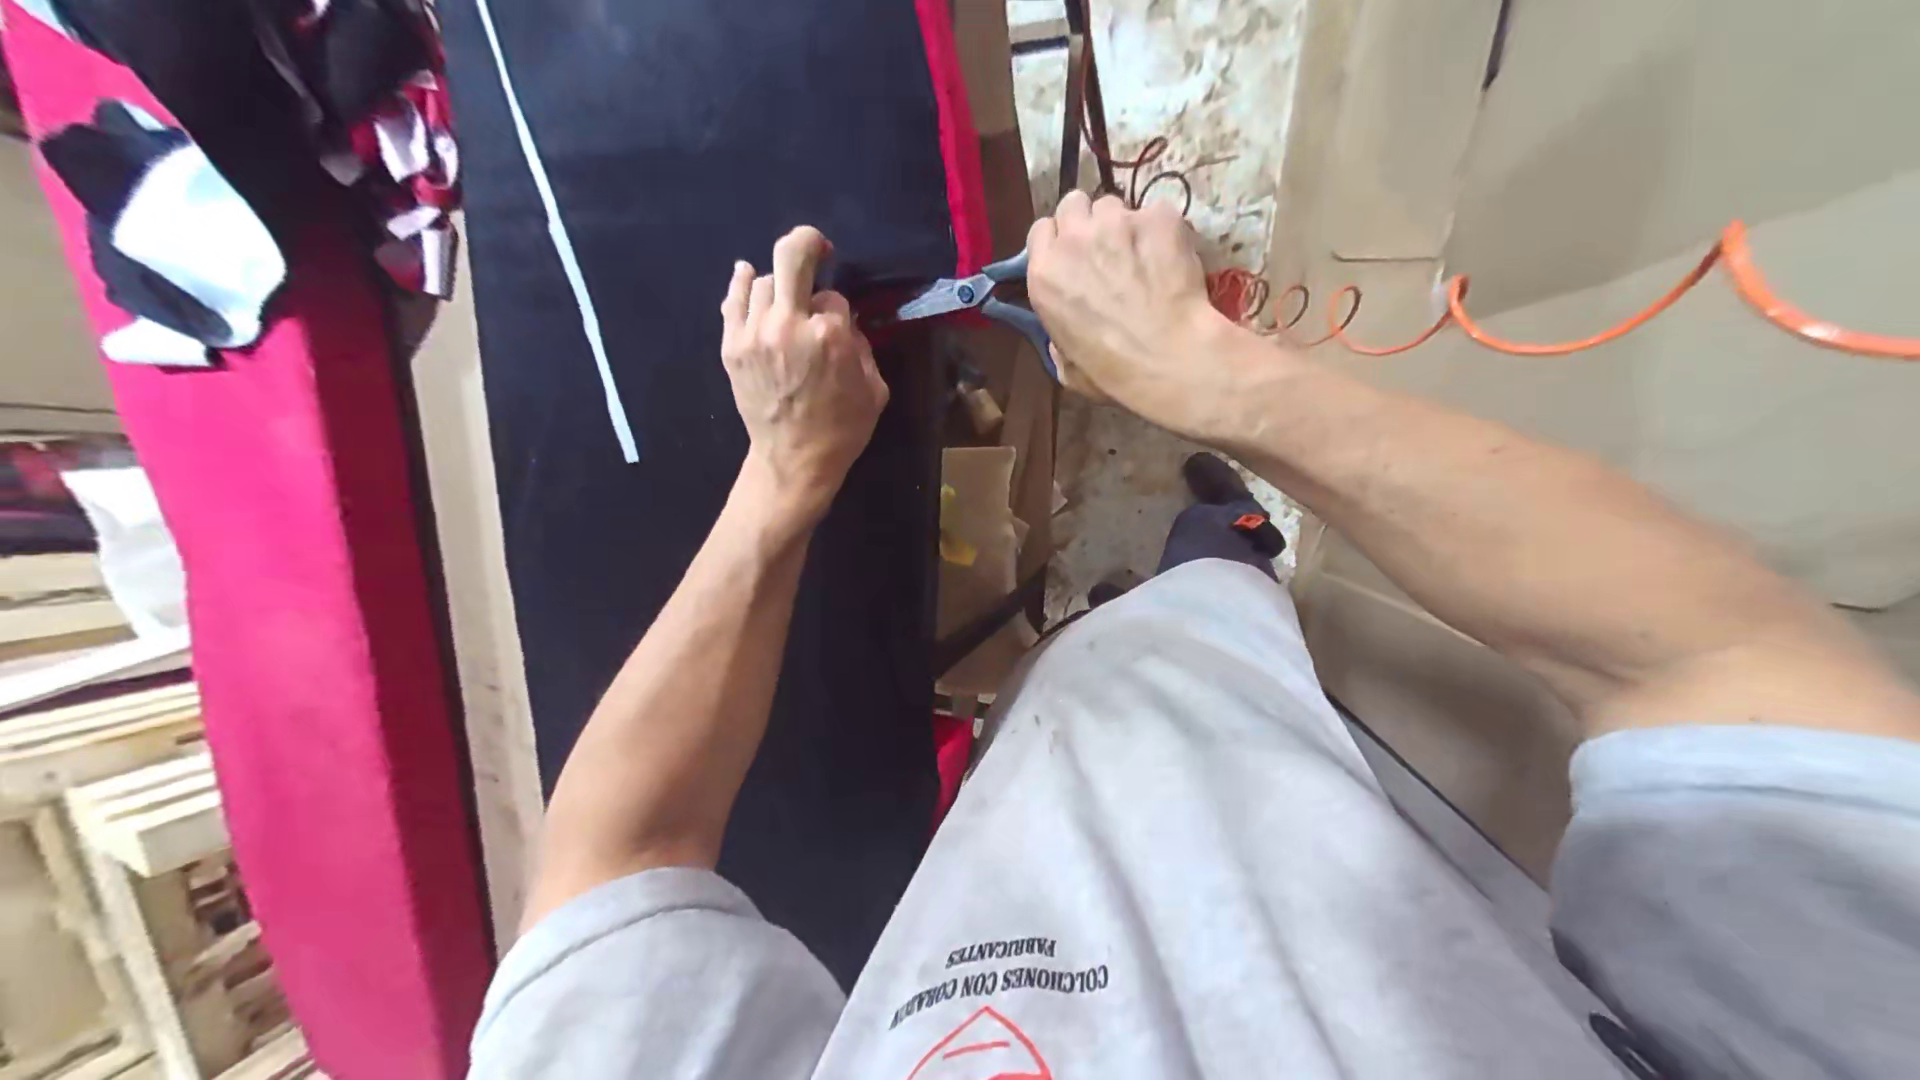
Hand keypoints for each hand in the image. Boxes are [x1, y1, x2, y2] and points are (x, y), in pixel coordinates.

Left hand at [720, 226, 888, 528]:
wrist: (793, 461)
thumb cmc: (842, 430)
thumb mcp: (875, 389)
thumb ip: (861, 347)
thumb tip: (842, 322)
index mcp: (829, 335)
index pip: (834, 296)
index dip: (839, 309)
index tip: (839, 326)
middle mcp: (789, 324)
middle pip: (792, 257)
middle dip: (808, 245)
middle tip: (818, 250)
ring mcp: (754, 334)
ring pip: (765, 280)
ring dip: (782, 285)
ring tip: (788, 300)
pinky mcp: (732, 347)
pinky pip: (734, 300)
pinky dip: (743, 285)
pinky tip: (749, 277)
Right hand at [1026, 191, 1247, 438]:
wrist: (1168, 357)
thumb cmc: (1112, 371)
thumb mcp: (1065, 364)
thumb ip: (1057, 336)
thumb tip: (1061, 336)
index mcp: (1044, 274)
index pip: (1040, 230)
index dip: (1057, 239)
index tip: (1071, 256)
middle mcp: (1074, 238)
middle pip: (1073, 204)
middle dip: (1086, 221)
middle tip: (1105, 249)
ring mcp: (1117, 222)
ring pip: (1115, 205)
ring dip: (1123, 225)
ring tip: (1142, 255)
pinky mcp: (1158, 217)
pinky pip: (1157, 213)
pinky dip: (1162, 231)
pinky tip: (1170, 258)